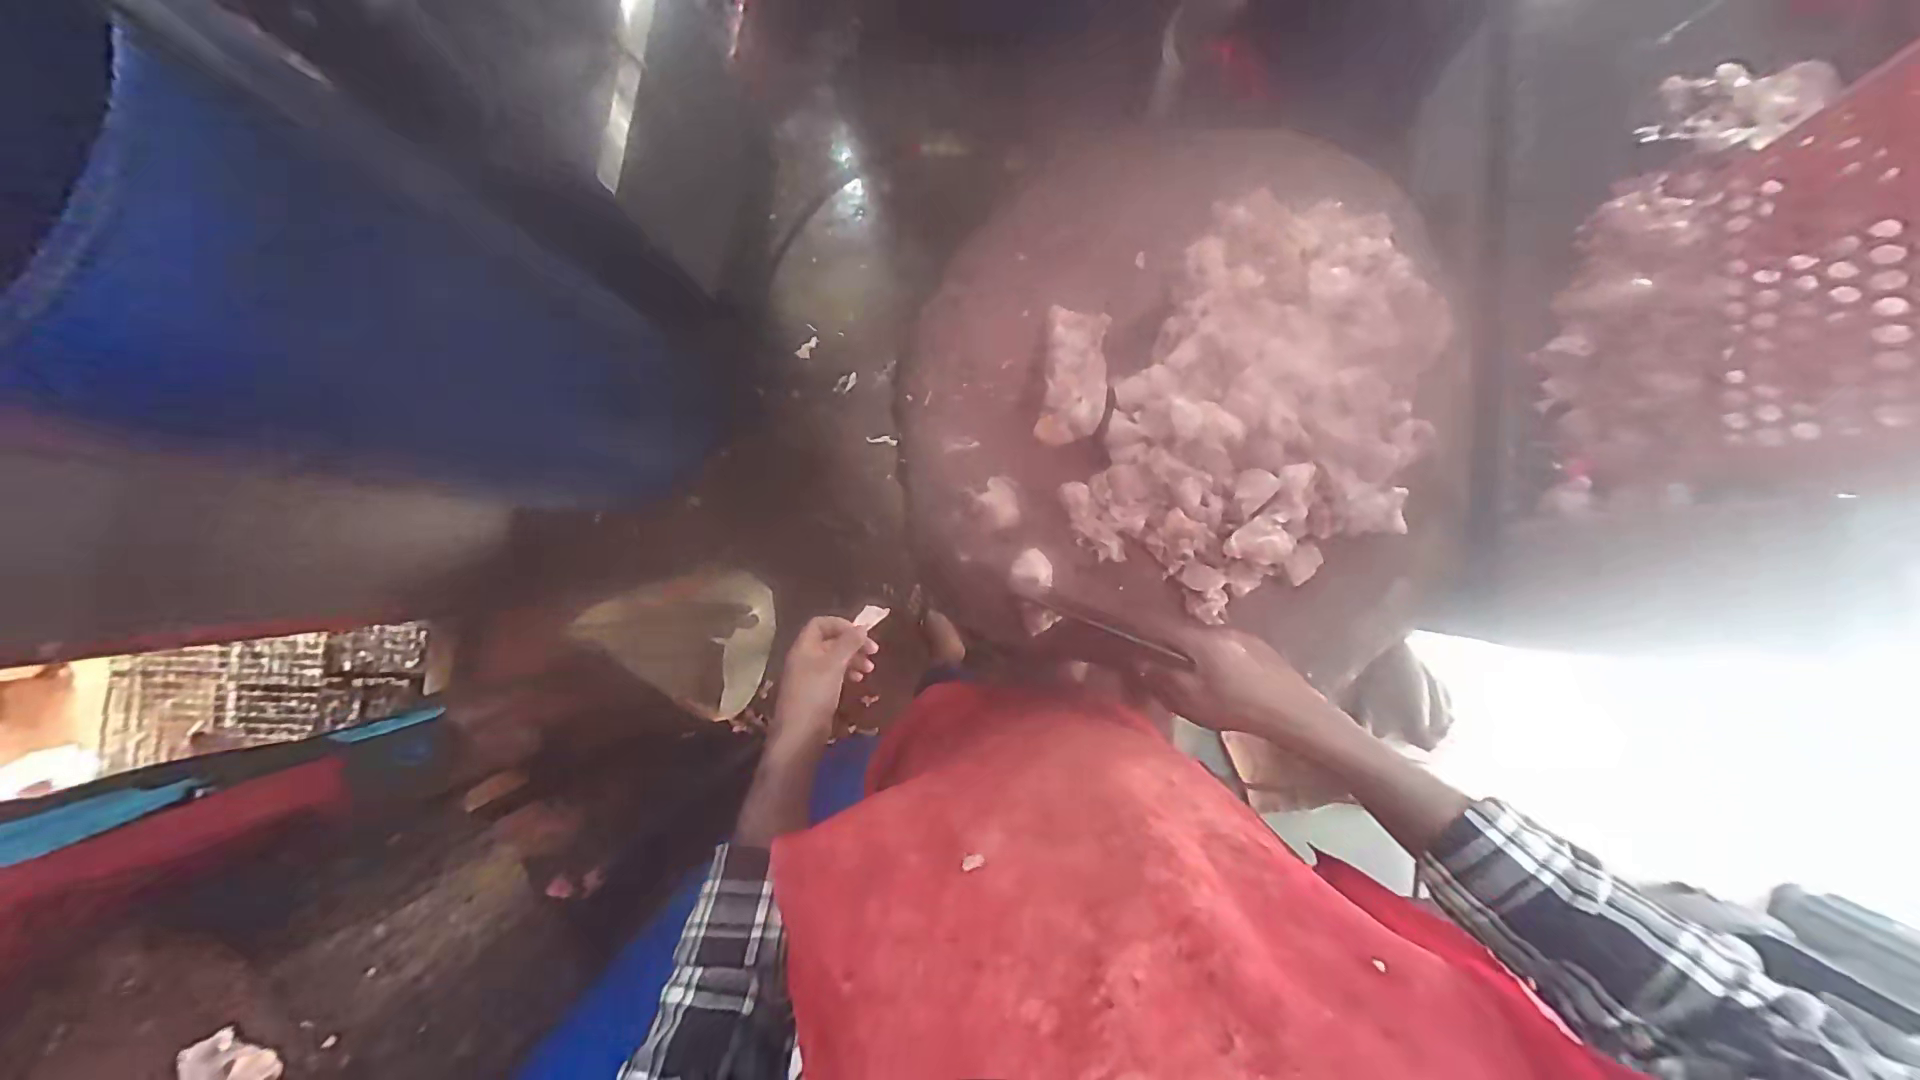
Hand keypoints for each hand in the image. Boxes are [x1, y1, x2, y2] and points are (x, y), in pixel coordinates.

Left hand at [769, 616, 878, 749]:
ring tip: (870, 669)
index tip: (862, 634)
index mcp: (804, 647)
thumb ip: (849, 643)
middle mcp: (805, 657)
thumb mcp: (834, 664)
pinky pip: (834, 674)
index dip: (842, 624)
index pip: (821, 623)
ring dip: (853, 659)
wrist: (800, 734)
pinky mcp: (816, 691)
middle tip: (874, 651)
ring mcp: (810, 675)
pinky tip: (859, 679)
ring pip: (834, 658)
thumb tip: (862, 627)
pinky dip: (848, 672)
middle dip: (853, 643)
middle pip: (830, 640)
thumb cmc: (815, 694)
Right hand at [1136, 630, 1348, 747]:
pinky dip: (1214, 659)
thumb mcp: (1191, 700)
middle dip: (1167, 646)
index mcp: (1199, 638)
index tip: (1124, 634)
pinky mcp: (1260, 647)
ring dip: (1194, 654)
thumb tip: (1139, 662)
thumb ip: (1161, 679)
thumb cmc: (1237, 708)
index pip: (1159, 624)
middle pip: (1182, 633)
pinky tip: (1222, 681)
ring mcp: (1242, 636)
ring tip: (1192, 678)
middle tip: (1158, 667)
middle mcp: (1219, 629)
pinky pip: (1225, 647)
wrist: (1296, 713)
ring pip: (1205, 640)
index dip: (1139, 628)